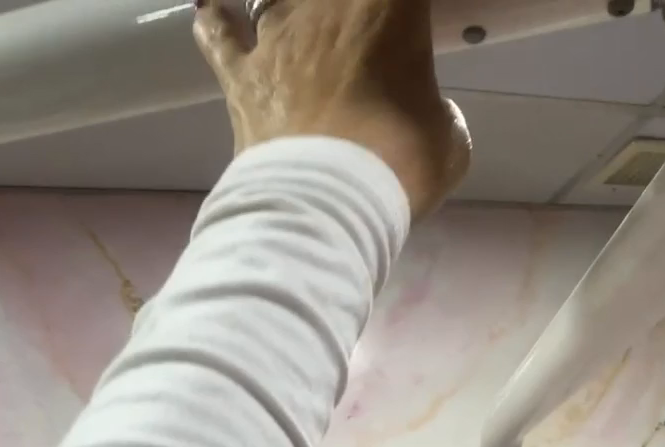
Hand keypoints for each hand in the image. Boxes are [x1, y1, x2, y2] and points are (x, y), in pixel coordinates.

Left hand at [195, 0, 471, 219]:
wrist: (328, 207)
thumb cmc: (398, 169)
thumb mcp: (448, 145)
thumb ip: (439, 114)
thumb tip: (426, 117)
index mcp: (389, 6)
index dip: (401, 13)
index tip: (405, 28)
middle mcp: (326, 3)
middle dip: (351, 14)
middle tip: (358, 44)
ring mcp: (277, 35)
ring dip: (294, 8)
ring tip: (305, 27)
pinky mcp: (239, 72)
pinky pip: (216, 27)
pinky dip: (217, 17)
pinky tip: (216, 10)